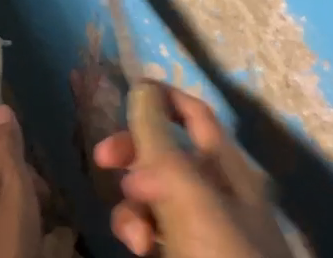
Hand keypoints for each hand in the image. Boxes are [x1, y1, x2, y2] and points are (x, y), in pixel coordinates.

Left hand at [0, 104, 44, 257]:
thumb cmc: (4, 233)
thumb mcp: (12, 182)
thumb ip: (7, 144)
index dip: (13, 144)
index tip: (34, 166)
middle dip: (25, 176)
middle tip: (42, 198)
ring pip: (2, 192)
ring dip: (26, 201)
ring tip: (43, 222)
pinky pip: (0, 216)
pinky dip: (18, 222)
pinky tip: (33, 237)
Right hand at [92, 85, 292, 257]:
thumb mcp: (191, 200)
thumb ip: (161, 145)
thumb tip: (140, 90)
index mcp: (230, 170)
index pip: (195, 116)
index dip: (162, 98)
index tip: (122, 95)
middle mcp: (218, 195)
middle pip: (168, 154)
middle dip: (134, 153)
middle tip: (102, 160)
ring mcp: (202, 233)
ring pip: (155, 197)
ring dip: (133, 206)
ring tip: (133, 235)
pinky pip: (155, 234)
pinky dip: (140, 234)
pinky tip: (137, 249)